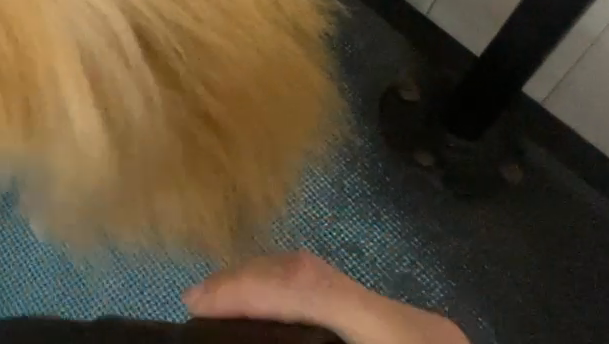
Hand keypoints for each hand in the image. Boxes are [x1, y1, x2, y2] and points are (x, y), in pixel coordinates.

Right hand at [184, 252, 467, 343]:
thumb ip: (308, 340)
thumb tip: (246, 332)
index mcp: (405, 339)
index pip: (312, 286)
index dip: (246, 285)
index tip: (194, 301)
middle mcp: (411, 321)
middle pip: (312, 270)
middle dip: (246, 278)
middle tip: (196, 300)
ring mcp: (414, 325)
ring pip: (325, 279)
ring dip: (266, 284)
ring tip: (223, 302)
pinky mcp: (410, 337)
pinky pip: (339, 300)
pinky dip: (294, 300)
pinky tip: (270, 314)